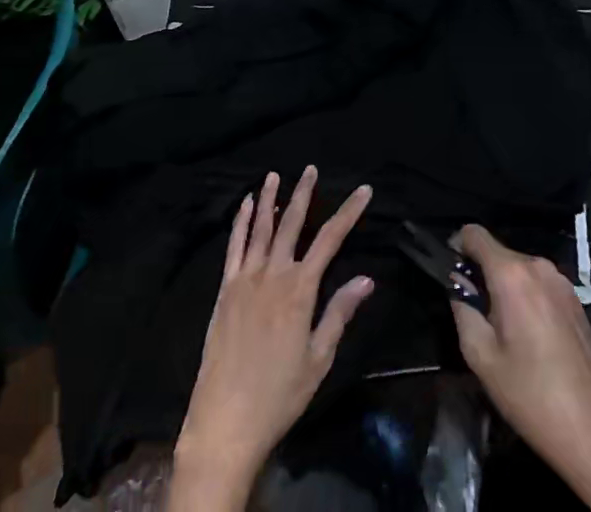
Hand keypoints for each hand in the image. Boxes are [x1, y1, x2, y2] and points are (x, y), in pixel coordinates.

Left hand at [169, 168, 372, 511]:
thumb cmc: (280, 394)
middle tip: (311, 169)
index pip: (330, 240)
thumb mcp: (319, 358)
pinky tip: (245, 207)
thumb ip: (339, 313)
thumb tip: (367, 278)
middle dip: (304, 194)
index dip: (349, 213)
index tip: (364, 191)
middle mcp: (272, 276)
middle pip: (291, 225)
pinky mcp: (224, 290)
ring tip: (275, 176)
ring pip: (260, 229)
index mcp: (300, 291)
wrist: (225, 421)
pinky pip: (234, 247)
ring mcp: (244, 280)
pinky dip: (240, 223)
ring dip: (269, 200)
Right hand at [450, 225, 590, 511]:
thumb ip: (462, 308)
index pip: (474, 234)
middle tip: (472, 310)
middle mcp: (539, 267)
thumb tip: (458, 285)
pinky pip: (539, 284)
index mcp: (512, 274)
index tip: (449, 272)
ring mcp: (562, 282)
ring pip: (519, 269)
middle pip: (498, 253)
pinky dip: (524, 296)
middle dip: (480, 273)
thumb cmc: (529, 393)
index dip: (456, 246)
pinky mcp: (576, 300)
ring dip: (503, 286)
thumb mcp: (479, 355)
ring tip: (498, 327)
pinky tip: (526, 334)